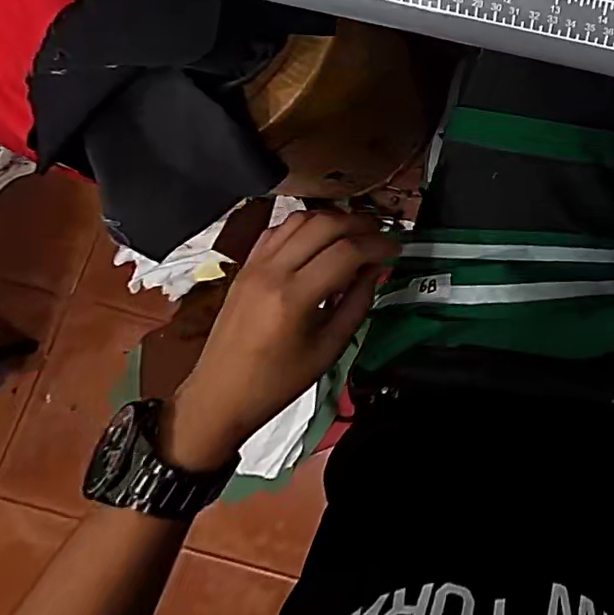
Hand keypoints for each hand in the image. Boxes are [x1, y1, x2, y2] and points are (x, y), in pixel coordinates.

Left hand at [160, 210, 399, 470]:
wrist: (219, 396)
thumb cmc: (275, 382)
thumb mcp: (329, 348)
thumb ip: (357, 303)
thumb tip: (375, 269)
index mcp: (293, 298)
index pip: (347, 251)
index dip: (378, 245)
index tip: (395, 249)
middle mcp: (271, 272)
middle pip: (326, 224)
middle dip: (361, 225)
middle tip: (379, 238)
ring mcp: (255, 265)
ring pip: (302, 218)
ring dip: (334, 220)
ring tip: (354, 235)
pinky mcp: (246, 265)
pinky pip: (280, 229)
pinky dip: (306, 226)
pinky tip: (320, 241)